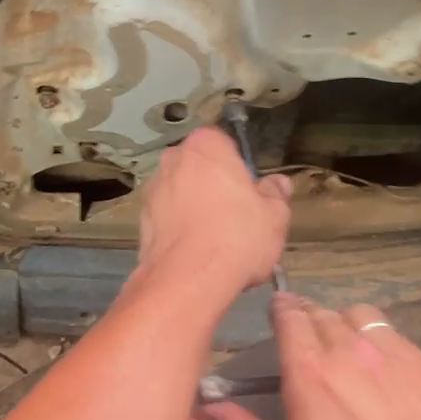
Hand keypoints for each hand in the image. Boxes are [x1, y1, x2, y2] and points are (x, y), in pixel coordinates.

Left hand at [136, 127, 290, 298]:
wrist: (188, 277)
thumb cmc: (237, 236)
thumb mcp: (274, 217)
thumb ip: (275, 194)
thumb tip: (278, 183)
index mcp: (206, 145)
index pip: (222, 141)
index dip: (236, 164)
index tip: (247, 189)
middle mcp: (174, 157)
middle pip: (198, 165)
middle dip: (213, 183)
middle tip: (234, 214)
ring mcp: (153, 186)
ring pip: (180, 189)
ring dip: (193, 204)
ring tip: (213, 237)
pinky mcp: (141, 215)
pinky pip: (166, 213)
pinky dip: (177, 225)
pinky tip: (193, 249)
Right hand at [201, 297, 420, 419]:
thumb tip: (208, 406)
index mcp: (310, 373)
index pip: (289, 314)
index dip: (282, 311)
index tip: (279, 316)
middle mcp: (352, 352)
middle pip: (323, 312)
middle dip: (313, 321)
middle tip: (312, 344)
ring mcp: (400, 359)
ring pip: (363, 316)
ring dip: (349, 326)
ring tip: (351, 354)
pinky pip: (403, 341)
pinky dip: (389, 348)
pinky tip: (390, 378)